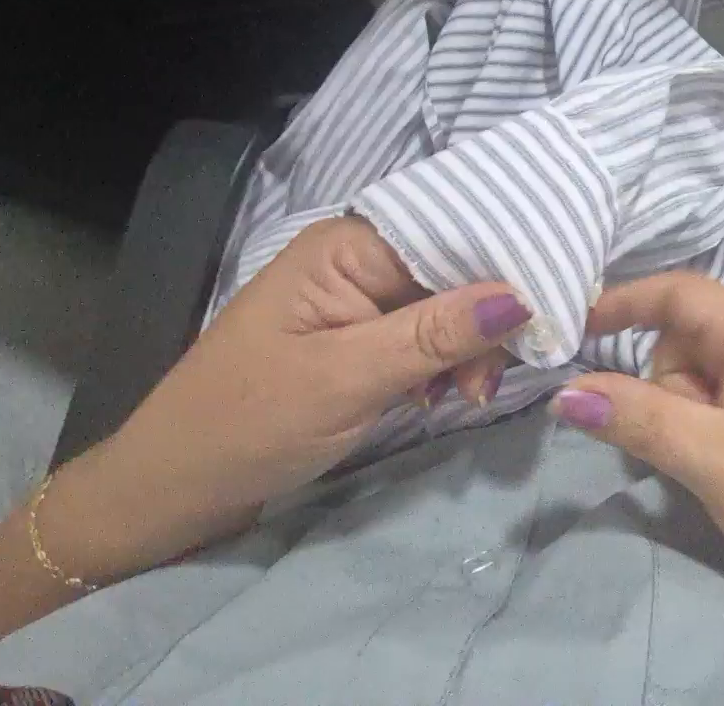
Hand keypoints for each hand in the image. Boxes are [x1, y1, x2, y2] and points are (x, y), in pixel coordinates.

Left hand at [52, 215, 531, 579]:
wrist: (173, 491)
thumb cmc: (246, 425)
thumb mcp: (346, 380)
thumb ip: (436, 334)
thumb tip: (522, 297)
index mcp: (347, 246)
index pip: (450, 233)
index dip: (503, 263)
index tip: (550, 306)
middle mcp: (362, 258)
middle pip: (458, 267)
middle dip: (489, 318)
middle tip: (493, 378)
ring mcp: (366, 297)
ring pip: (453, 303)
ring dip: (472, 348)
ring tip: (467, 394)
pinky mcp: (370, 334)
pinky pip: (435, 332)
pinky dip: (452, 363)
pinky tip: (448, 393)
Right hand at [549, 271, 723, 593]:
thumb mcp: (710, 459)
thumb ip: (638, 418)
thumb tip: (564, 393)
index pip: (680, 292)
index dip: (623, 302)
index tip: (572, 330)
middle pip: (679, 335)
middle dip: (662, 385)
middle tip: (687, 440)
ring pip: (686, 369)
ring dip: (676, 410)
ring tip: (708, 457)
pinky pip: (706, 393)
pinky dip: (691, 421)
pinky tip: (713, 459)